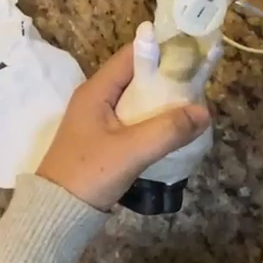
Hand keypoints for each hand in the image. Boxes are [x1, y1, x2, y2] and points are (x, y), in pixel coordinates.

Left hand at [36, 40, 211, 208]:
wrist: (58, 212)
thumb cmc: (89, 174)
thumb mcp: (131, 151)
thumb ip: (168, 130)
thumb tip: (204, 113)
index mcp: (96, 90)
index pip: (132, 54)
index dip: (162, 50)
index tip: (193, 53)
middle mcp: (97, 98)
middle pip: (137, 75)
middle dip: (168, 76)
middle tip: (200, 81)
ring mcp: (100, 119)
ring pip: (138, 99)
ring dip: (163, 100)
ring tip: (194, 103)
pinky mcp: (105, 139)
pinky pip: (135, 119)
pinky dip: (155, 120)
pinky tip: (175, 129)